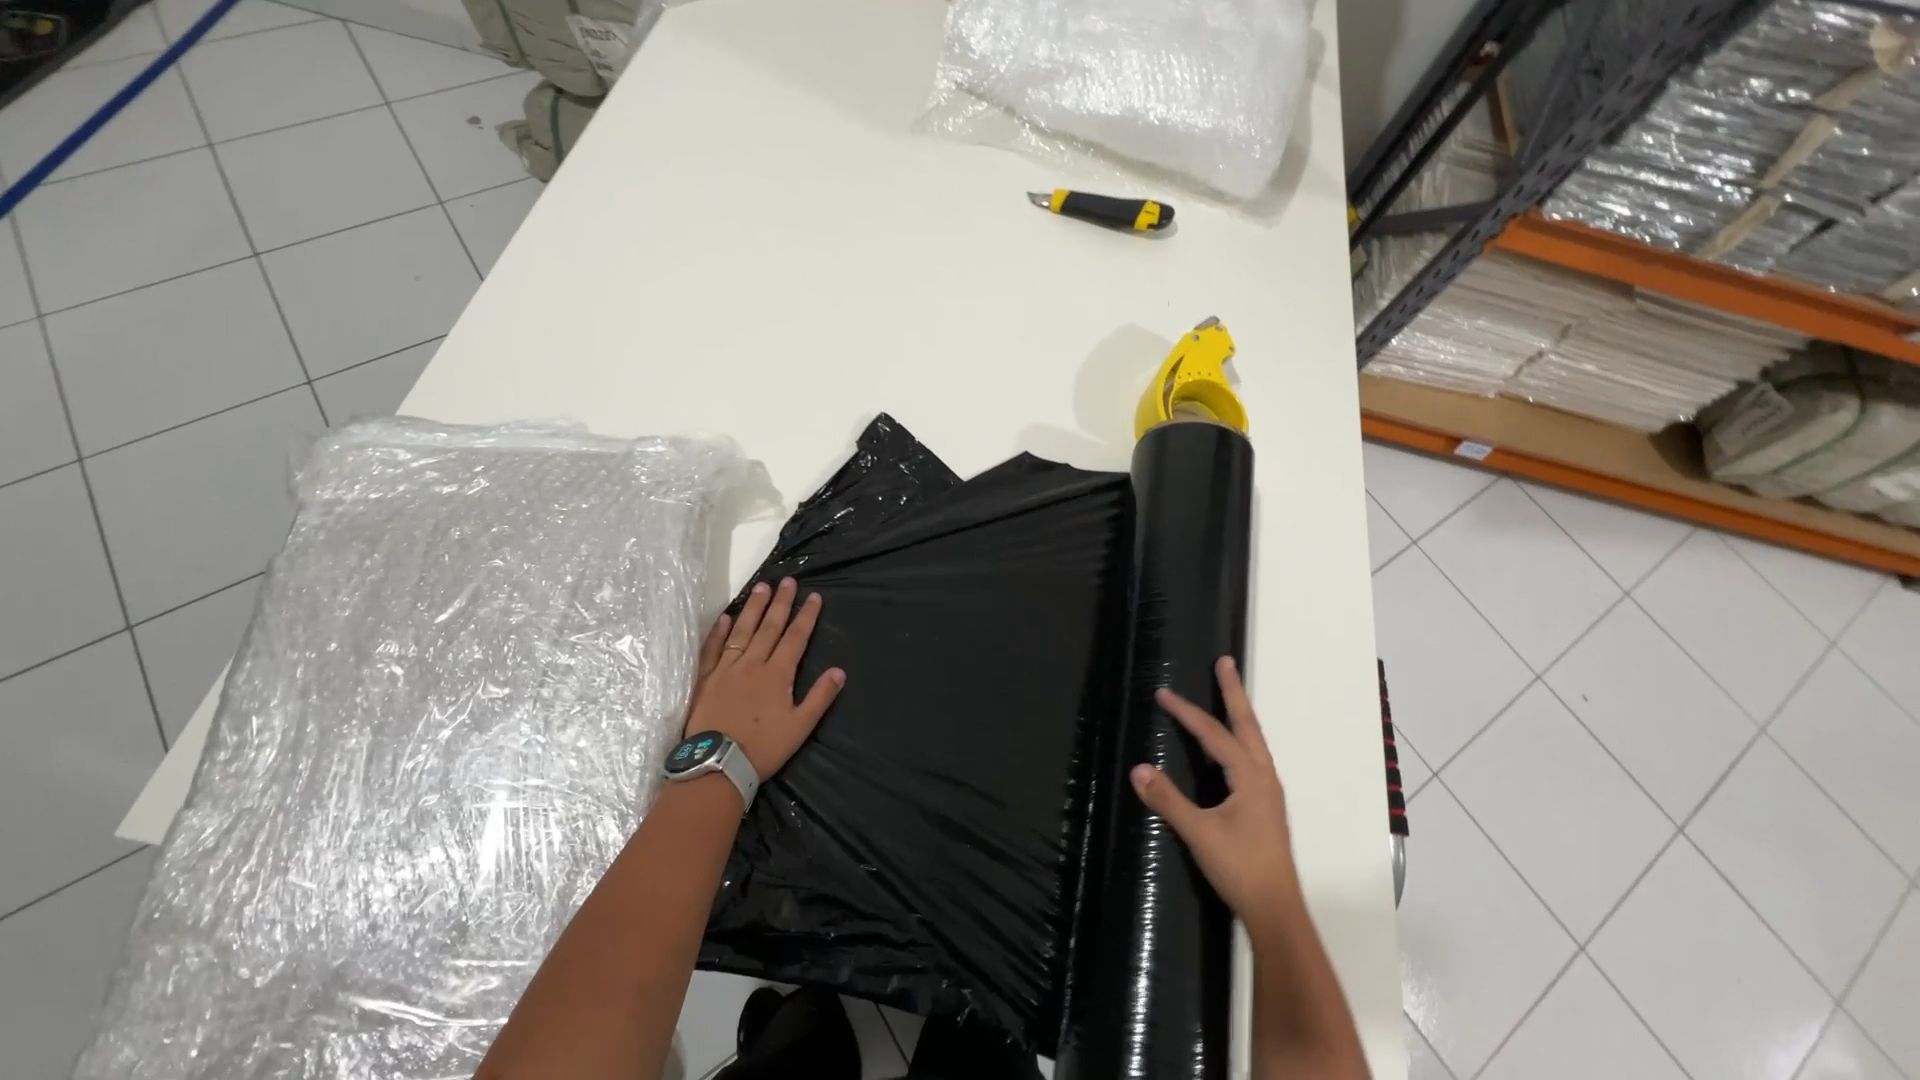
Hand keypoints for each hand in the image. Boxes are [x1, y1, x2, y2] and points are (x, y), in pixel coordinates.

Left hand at [684, 578, 844, 778]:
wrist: (717, 764)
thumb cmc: (763, 748)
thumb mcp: (800, 727)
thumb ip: (820, 697)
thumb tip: (839, 671)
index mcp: (778, 675)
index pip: (796, 638)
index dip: (806, 616)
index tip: (813, 596)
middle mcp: (753, 664)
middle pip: (769, 627)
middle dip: (781, 603)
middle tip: (787, 581)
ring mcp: (726, 669)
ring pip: (742, 631)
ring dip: (753, 608)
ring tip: (761, 587)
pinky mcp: (705, 679)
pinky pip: (713, 649)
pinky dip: (719, 631)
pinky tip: (725, 617)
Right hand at [1131, 656, 1299, 932]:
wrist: (1276, 907)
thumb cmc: (1239, 867)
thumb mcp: (1198, 833)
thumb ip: (1168, 800)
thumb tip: (1138, 768)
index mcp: (1250, 776)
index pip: (1214, 734)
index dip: (1187, 712)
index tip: (1162, 693)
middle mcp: (1264, 775)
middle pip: (1246, 724)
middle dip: (1233, 693)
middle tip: (1225, 662)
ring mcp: (1268, 791)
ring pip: (1252, 741)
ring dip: (1239, 714)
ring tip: (1229, 694)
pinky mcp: (1266, 805)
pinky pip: (1252, 757)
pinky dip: (1239, 738)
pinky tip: (1230, 748)